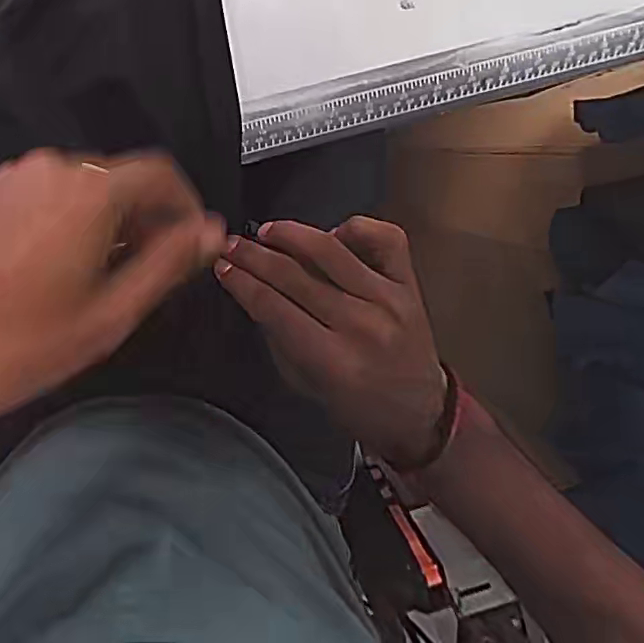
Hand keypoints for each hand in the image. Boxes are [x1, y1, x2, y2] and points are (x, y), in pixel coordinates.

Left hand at [0, 150, 223, 520]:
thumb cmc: (2, 349)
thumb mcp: (108, 315)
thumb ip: (167, 264)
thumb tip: (204, 234)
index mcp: (85, 192)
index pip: (160, 173)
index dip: (184, 205)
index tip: (189, 235)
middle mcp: (45, 172)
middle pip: (117, 178)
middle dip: (143, 217)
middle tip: (150, 267)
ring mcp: (7, 181)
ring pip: (79, 188)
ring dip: (102, 221)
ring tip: (99, 279)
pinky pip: (40, 196)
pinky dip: (63, 221)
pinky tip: (54, 272)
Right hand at [215, 216, 448, 468]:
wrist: (421, 415)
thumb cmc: (357, 405)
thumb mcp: (304, 384)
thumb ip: (277, 335)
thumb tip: (250, 287)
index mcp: (334, 362)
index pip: (273, 306)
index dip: (240, 281)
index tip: (222, 266)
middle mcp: (362, 326)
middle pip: (293, 274)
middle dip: (253, 255)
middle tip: (232, 244)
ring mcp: (389, 301)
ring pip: (328, 249)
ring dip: (289, 234)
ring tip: (267, 231)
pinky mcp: (409, 285)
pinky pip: (381, 238)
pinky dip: (352, 227)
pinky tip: (330, 234)